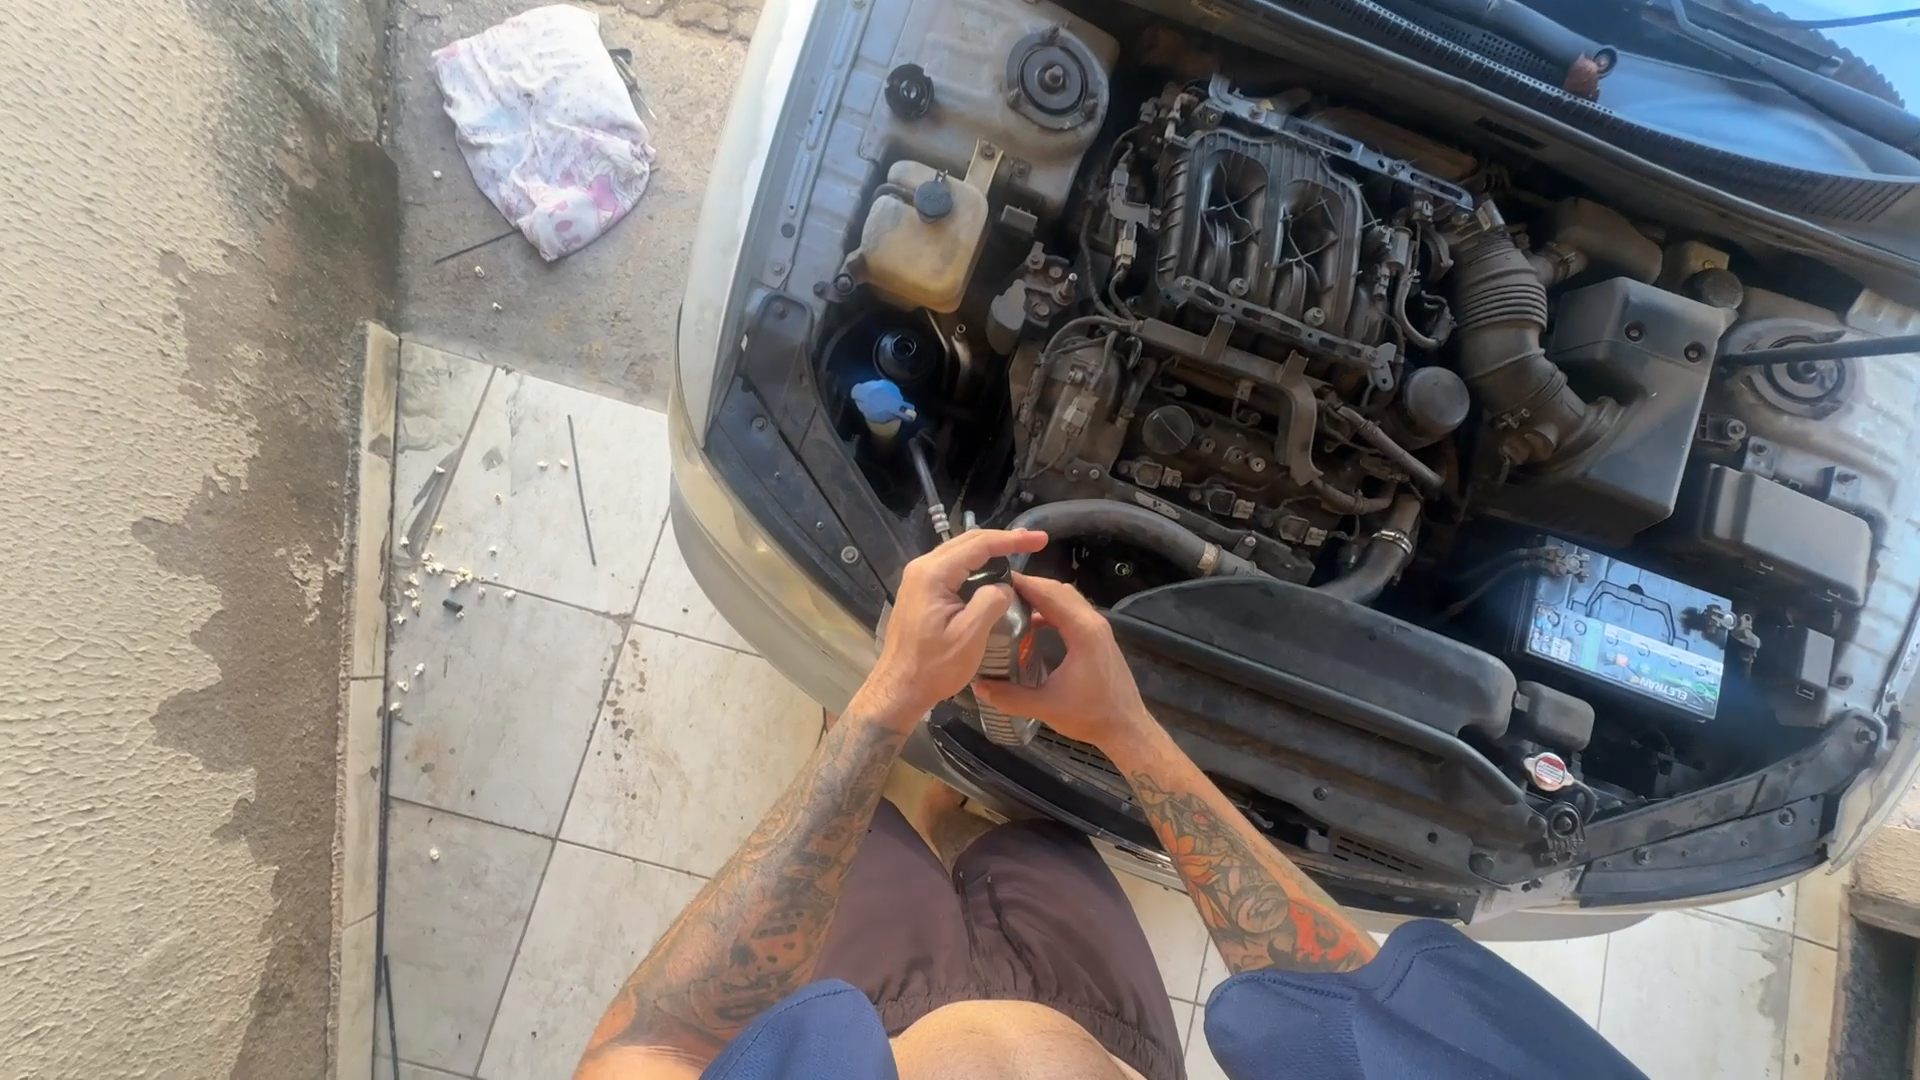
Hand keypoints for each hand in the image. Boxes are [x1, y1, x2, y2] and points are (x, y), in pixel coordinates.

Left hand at [850, 528, 1050, 726]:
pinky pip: (952, 567)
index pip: (979, 545)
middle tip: (1034, 542)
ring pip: (960, 553)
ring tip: (1018, 551)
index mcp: (933, 574)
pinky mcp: (920, 591)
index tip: (1040, 540)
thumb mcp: (969, 636)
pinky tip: (992, 572)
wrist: (899, 688)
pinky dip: (976, 565)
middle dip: (1003, 540)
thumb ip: (991, 602)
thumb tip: (1003, 586)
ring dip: (989, 551)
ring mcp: (918, 578)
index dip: (1013, 540)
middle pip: (968, 542)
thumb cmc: (933, 667)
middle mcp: (922, 568)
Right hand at [974, 573, 1154, 750]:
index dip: (1023, 584)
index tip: (995, 580)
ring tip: (1011, 603)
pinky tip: (1032, 622)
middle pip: (1058, 589)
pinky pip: (1072, 610)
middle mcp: (1093, 622)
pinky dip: (1051, 608)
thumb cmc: (1091, 716)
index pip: (1049, 594)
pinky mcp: (1098, 635)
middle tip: (998, 590)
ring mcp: (1098, 627)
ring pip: (1067, 597)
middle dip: (1029, 586)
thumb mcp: (1046, 707)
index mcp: (1082, 632)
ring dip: (1041, 595)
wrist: (1127, 728)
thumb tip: (978, 686)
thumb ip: (1010, 696)